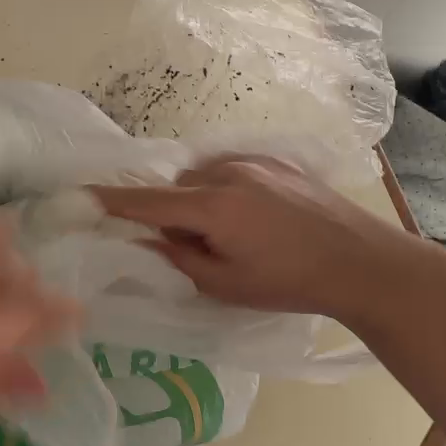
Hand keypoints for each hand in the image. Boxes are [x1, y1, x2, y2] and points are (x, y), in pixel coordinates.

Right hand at [92, 156, 436, 322]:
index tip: (77, 196)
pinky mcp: (277, 160)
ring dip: (199, 198)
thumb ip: (178, 259)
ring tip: (230, 230)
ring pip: (201, 176)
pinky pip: (230, 168)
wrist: (368, 264)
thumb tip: (148, 239)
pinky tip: (252, 213)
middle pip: (174, 188)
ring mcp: (255, 161)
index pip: (145, 201)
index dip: (109, 200)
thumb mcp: (225, 284)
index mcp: (213, 206)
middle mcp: (228, 173)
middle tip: (195, 246)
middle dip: (172, 212)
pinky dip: (225, 186)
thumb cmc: (291, 282)